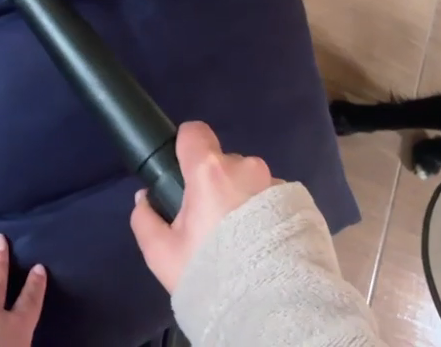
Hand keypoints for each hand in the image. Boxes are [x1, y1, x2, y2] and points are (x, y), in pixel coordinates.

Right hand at [129, 120, 275, 291]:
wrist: (270, 308)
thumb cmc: (211, 273)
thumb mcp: (163, 254)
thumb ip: (145, 219)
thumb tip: (144, 199)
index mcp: (210, 170)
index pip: (194, 132)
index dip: (185, 147)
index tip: (182, 174)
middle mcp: (245, 167)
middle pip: (221, 162)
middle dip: (213, 184)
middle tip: (210, 223)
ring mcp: (273, 183)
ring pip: (247, 180)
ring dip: (240, 197)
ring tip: (240, 238)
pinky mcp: (295, 202)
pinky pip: (269, 196)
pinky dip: (263, 211)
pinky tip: (261, 243)